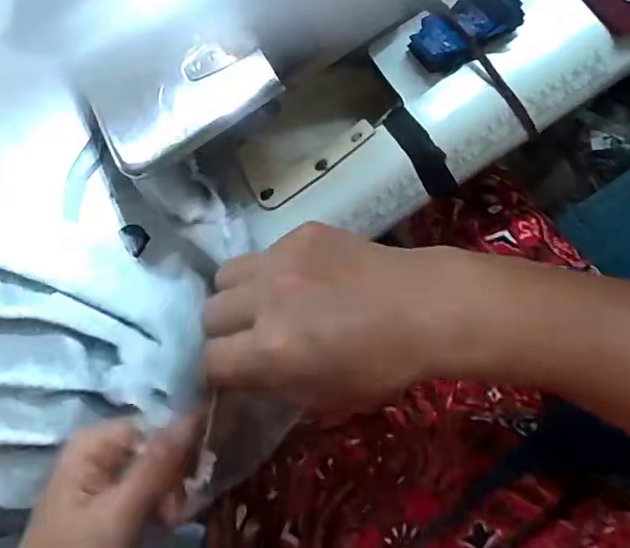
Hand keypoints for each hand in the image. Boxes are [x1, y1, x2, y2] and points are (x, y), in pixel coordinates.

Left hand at [21, 414, 201, 547]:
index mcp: (93, 441)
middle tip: (181, 511)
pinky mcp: (105, 509)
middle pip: (152, 449)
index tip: (195, 479)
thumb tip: (195, 412)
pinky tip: (166, 523)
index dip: (179, 448)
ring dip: (169, 495)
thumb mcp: (118, 513)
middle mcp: (97, 452)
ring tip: (175, 521)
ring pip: (151, 474)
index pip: (151, 425)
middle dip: (173, 477)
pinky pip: (141, 495)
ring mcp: (100, 482)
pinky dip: (157, 508)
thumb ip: (156, 465)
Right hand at [202, 223, 468, 409]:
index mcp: (271, 348)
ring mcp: (281, 257)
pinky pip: (266, 251)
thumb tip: (246, 375)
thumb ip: (274, 384)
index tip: (231, 373)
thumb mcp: (324, 396)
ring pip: (226, 273)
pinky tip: (303, 276)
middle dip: (223, 330)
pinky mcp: (300, 232)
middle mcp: (266, 298)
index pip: (209, 361)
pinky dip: (273, 268)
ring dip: (237, 293)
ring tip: (265, 300)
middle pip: (208, 312)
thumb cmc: (380, 364)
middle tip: (248, 335)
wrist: (421, 305)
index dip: (217, 373)